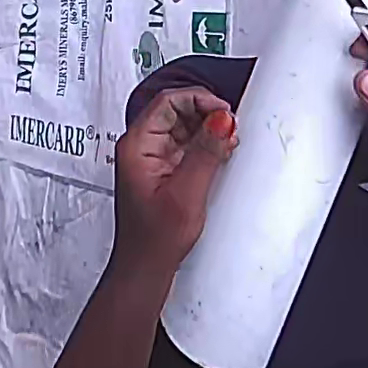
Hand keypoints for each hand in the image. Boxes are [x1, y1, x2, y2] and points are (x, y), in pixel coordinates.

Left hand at [111, 88, 238, 277]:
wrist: (145, 268)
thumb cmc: (154, 239)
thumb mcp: (187, 194)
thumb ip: (206, 153)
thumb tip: (221, 120)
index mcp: (137, 145)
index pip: (167, 101)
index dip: (198, 99)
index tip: (223, 111)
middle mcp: (142, 146)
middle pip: (176, 109)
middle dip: (206, 113)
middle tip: (230, 126)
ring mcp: (153, 156)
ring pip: (183, 125)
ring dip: (208, 128)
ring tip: (228, 142)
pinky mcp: (165, 168)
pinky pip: (187, 143)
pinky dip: (206, 144)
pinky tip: (220, 154)